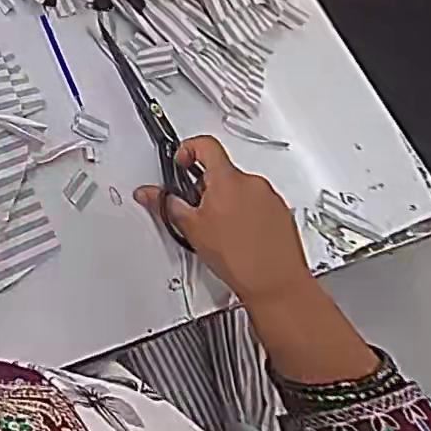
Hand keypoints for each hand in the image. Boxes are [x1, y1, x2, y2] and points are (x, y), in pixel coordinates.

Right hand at [136, 135, 376, 383]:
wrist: (276, 284)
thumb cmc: (239, 259)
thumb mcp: (191, 229)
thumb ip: (166, 204)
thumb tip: (149, 194)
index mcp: (227, 180)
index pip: (206, 145)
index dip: (188, 149)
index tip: (182, 162)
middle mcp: (252, 183)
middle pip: (221, 170)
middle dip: (205, 187)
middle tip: (196, 209)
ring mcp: (270, 197)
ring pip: (239, 188)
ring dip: (226, 201)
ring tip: (219, 229)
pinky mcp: (281, 212)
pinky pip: (257, 201)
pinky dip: (245, 212)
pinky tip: (237, 236)